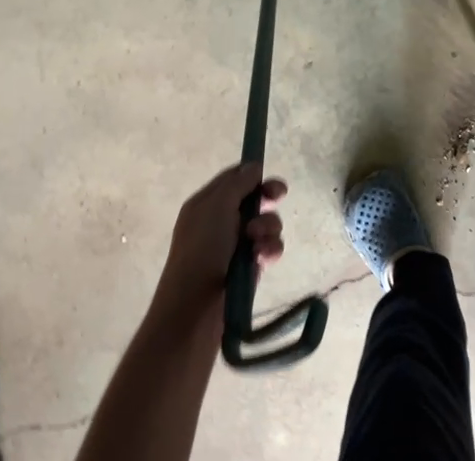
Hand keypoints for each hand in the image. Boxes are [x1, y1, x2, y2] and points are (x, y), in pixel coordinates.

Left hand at [156, 163, 286, 306]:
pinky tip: (262, 258)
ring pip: (266, 222)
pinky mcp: (250, 266)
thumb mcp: (217, 207)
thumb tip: (255, 166)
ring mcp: (236, 244)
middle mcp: (221, 221)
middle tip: (278, 197)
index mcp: (207, 204)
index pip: (234, 179)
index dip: (252, 175)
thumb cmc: (202, 250)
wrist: (196, 307)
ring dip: (268, 227)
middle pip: (254, 198)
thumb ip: (238, 183)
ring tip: (257, 241)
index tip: (267, 176)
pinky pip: (270, 247)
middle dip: (267, 198)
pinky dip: (270, 249)